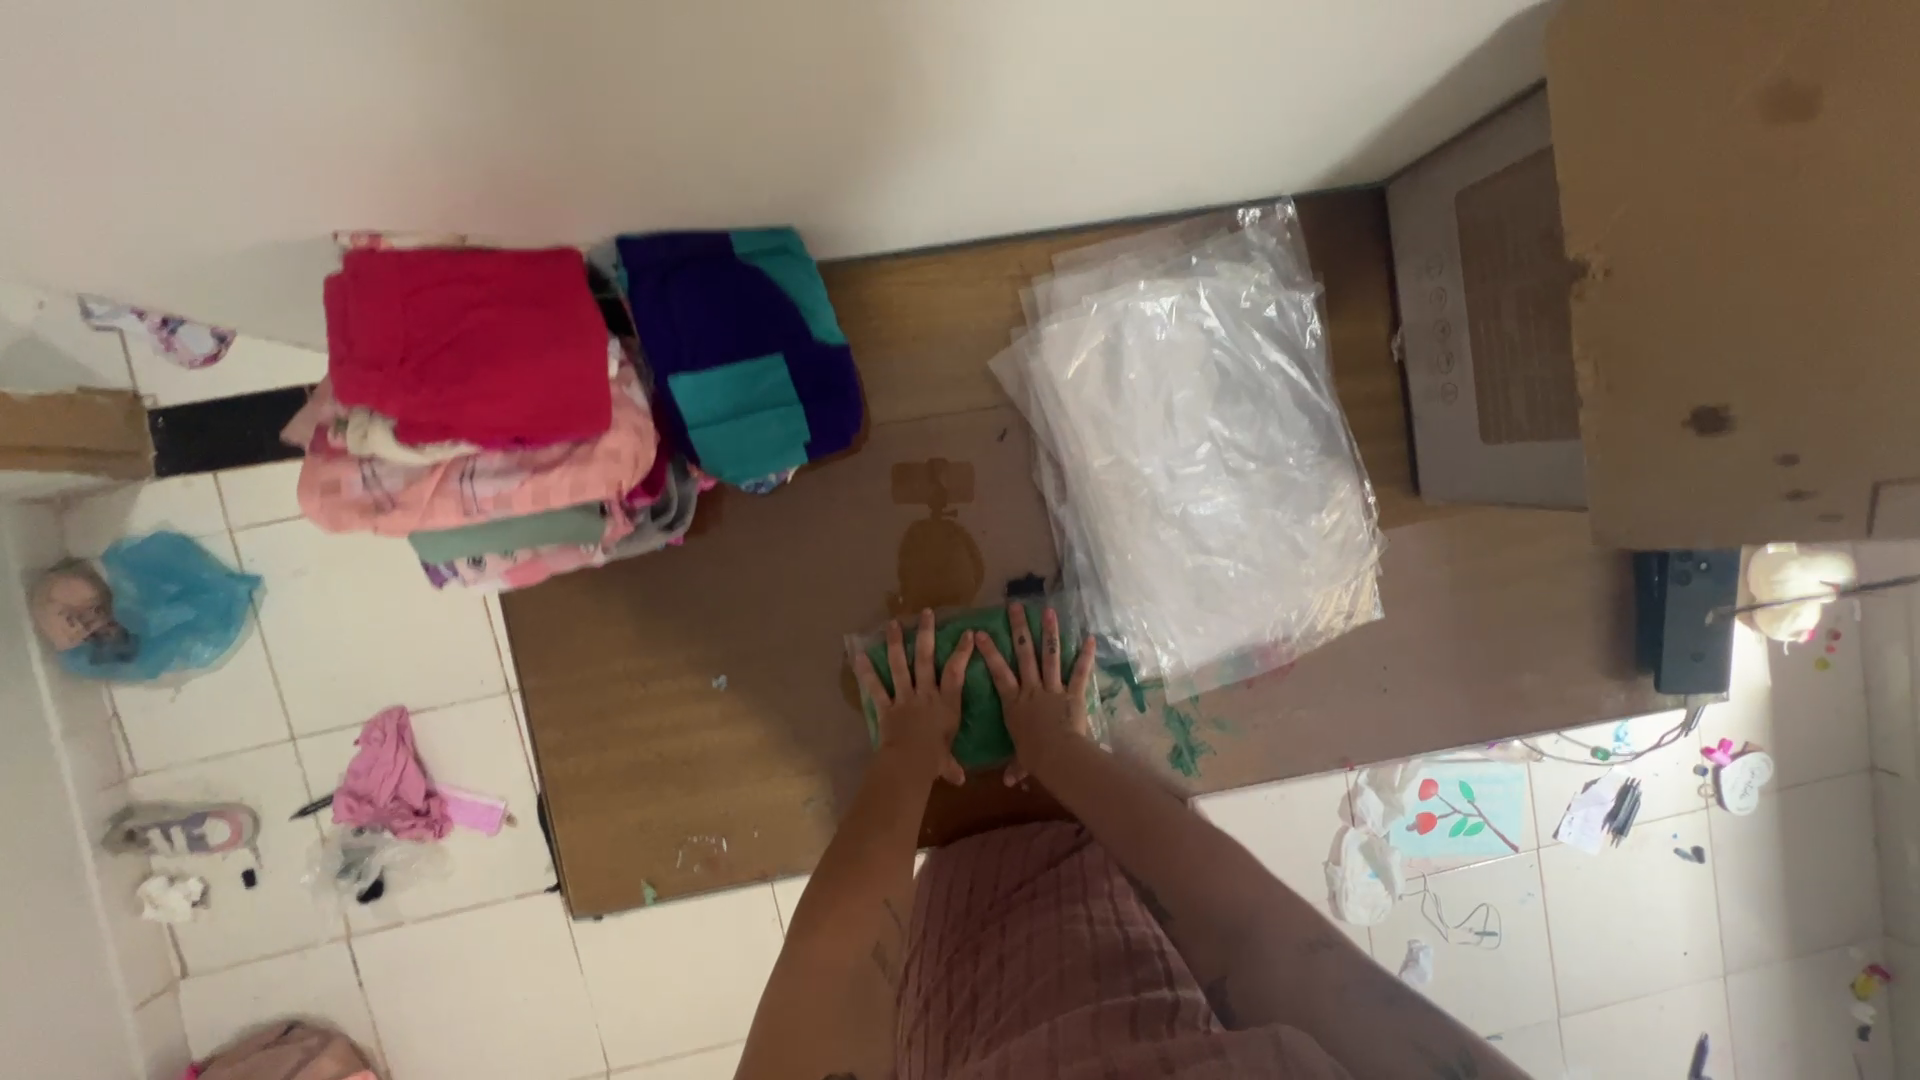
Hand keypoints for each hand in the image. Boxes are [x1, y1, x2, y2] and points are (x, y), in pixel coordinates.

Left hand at [852, 608, 973, 785]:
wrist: (909, 763)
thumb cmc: (933, 760)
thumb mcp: (946, 762)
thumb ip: (951, 766)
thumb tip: (960, 780)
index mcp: (946, 703)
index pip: (956, 671)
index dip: (962, 651)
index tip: (967, 633)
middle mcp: (926, 694)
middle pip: (926, 659)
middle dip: (926, 634)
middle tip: (926, 614)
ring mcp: (904, 698)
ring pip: (900, 665)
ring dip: (895, 643)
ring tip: (893, 624)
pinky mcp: (886, 706)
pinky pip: (875, 687)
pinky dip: (866, 672)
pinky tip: (858, 655)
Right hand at [974, 602, 1096, 785]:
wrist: (1057, 756)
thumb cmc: (1034, 757)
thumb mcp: (1021, 760)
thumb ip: (1016, 766)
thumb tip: (1008, 782)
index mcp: (1014, 702)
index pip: (998, 672)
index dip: (989, 652)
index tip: (980, 633)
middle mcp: (1031, 689)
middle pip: (1024, 654)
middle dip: (1019, 629)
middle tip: (1015, 606)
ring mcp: (1052, 688)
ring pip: (1049, 656)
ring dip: (1050, 633)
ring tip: (1049, 611)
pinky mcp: (1073, 693)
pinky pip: (1079, 672)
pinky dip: (1085, 656)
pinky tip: (1089, 638)